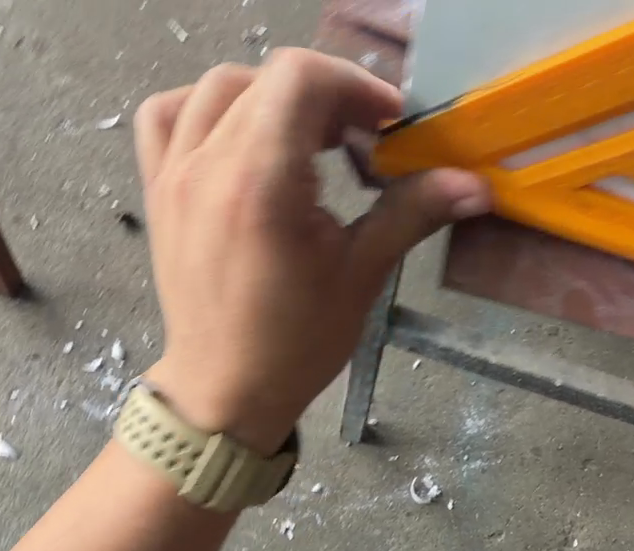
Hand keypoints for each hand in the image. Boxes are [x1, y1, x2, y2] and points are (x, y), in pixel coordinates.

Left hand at [133, 50, 491, 453]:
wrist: (226, 389)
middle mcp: (208, 163)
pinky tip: (239, 139)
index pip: (302, 79)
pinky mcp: (158, 188)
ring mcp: (174, 172)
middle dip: (325, 98)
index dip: (354, 87)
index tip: (386, 128)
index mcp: (261, 183)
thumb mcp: (361, 275)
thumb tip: (475, 185)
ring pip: (219, 87)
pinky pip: (168, 115)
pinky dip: (207, 109)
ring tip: (306, 140)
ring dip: (272, 98)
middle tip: (360, 143)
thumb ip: (411, 213)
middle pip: (268, 79)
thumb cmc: (297, 343)